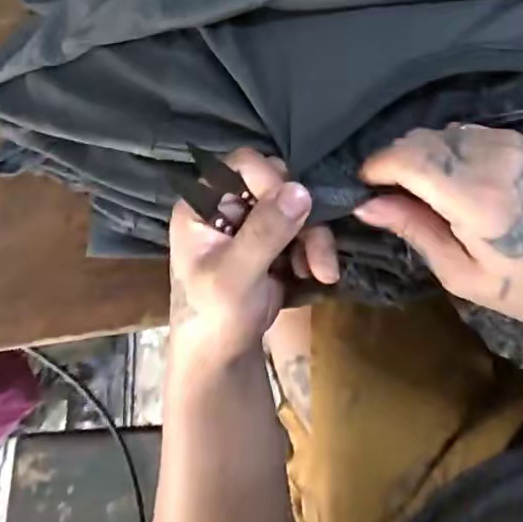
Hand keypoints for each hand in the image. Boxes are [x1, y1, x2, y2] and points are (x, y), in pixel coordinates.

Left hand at [168, 149, 339, 367]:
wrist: (222, 358)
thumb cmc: (213, 315)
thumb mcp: (235, 276)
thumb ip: (265, 232)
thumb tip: (300, 190)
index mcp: (202, 202)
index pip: (242, 164)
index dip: (270, 180)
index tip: (292, 209)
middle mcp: (226, 204)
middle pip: (276, 182)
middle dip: (301, 215)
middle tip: (314, 250)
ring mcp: (250, 221)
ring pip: (296, 206)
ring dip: (314, 237)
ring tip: (320, 271)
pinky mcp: (272, 240)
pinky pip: (303, 228)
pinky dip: (313, 249)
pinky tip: (315, 274)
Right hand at [356, 125, 522, 347]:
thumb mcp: (460, 272)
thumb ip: (411, 228)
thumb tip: (363, 204)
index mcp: (476, 199)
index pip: (407, 159)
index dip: (376, 166)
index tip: (362, 185)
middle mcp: (490, 159)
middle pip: (415, 140)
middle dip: (392, 161)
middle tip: (387, 194)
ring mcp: (505, 144)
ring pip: (434, 133)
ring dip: (416, 154)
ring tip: (418, 190)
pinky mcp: (514, 140)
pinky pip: (457, 133)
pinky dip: (441, 150)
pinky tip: (448, 180)